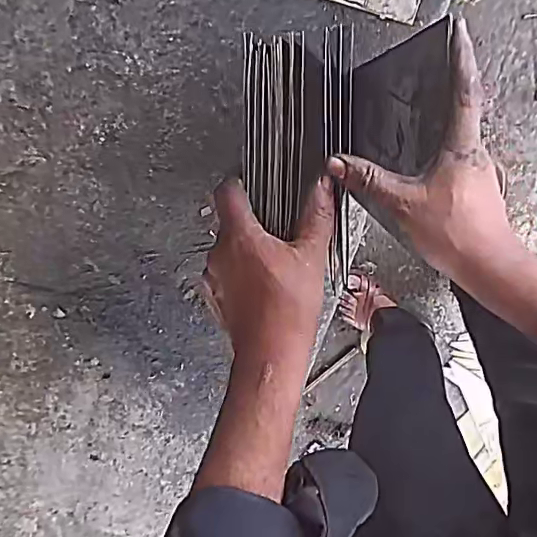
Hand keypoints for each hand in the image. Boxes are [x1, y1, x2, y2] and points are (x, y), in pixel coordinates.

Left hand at [202, 174, 334, 363]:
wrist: (271, 353)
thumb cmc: (287, 312)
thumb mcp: (312, 256)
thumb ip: (316, 216)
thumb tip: (322, 189)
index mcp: (239, 236)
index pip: (226, 192)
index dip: (239, 183)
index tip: (251, 184)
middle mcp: (219, 254)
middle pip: (228, 222)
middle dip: (251, 223)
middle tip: (276, 232)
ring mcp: (213, 278)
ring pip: (227, 251)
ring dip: (246, 251)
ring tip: (275, 263)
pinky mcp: (215, 297)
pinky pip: (226, 275)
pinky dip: (242, 274)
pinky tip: (265, 284)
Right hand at [328, 19, 520, 280]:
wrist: (489, 266)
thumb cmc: (459, 236)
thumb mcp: (404, 204)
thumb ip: (369, 181)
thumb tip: (341, 164)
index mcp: (462, 147)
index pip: (464, 90)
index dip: (461, 57)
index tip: (459, 32)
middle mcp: (477, 153)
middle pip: (470, 106)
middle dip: (459, 80)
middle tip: (450, 58)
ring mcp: (481, 171)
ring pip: (467, 133)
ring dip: (454, 115)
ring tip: (438, 102)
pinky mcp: (479, 188)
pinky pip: (463, 157)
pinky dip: (449, 147)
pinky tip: (436, 158)